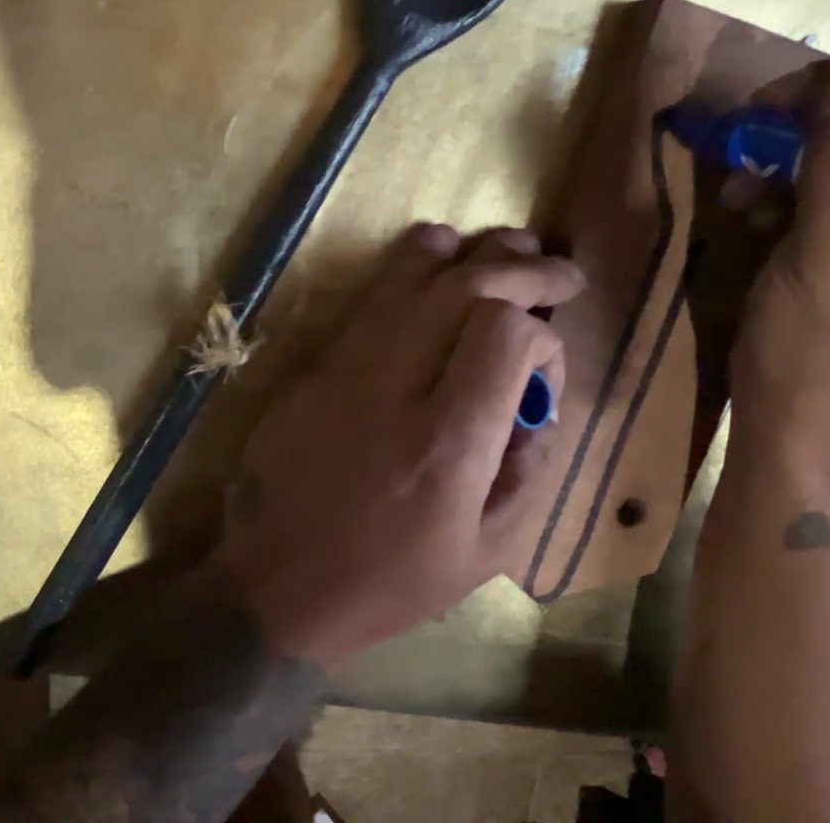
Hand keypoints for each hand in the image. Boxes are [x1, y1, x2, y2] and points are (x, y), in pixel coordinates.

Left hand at [212, 224, 583, 667]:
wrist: (273, 584)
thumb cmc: (387, 583)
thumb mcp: (483, 555)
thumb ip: (527, 471)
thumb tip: (539, 400)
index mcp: (447, 447)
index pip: (505, 337)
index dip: (542, 336)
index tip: (544, 365)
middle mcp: (395, 392)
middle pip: (464, 291)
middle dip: (520, 270)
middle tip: (556, 271)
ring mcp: (344, 371)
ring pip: (410, 278)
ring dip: (467, 252)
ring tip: (508, 245)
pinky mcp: (312, 367)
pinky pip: (368, 298)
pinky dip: (409, 264)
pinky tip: (437, 251)